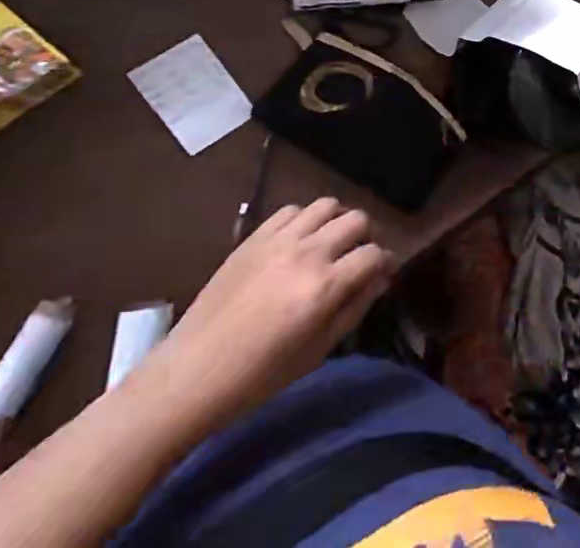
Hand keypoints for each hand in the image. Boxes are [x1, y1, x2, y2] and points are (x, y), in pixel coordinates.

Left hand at [135, 198, 393, 424]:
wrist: (194, 370)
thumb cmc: (260, 375)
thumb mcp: (318, 350)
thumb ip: (353, 309)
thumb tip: (378, 280)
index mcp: (325, 286)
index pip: (373, 254)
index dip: (385, 263)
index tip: (384, 274)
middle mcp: (306, 252)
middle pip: (355, 220)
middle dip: (366, 238)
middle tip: (358, 259)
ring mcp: (278, 239)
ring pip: (325, 205)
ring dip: (337, 221)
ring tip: (331, 243)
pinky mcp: (254, 237)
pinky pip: (290, 210)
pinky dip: (304, 219)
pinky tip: (299, 241)